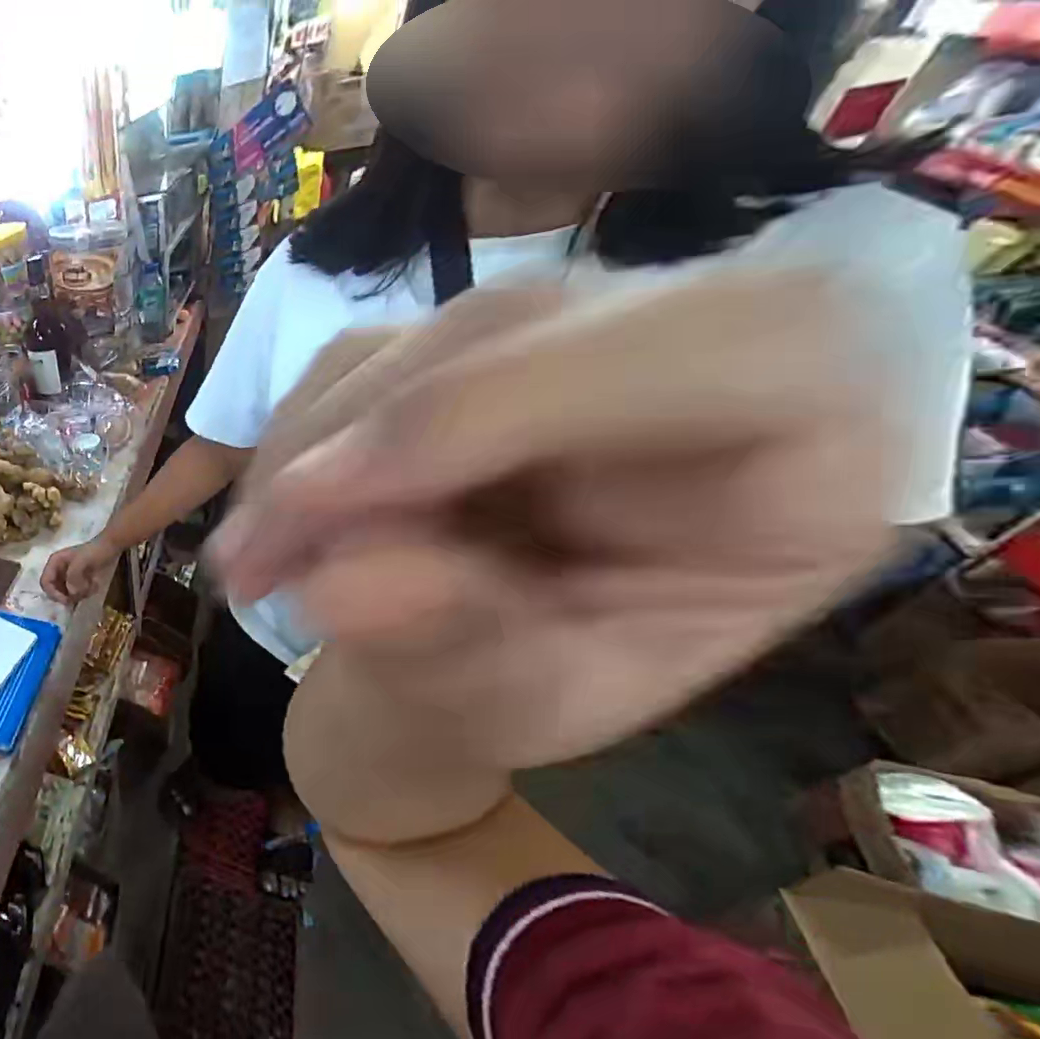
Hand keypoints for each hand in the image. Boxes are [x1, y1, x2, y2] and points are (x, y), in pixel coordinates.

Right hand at [41, 537, 120, 602]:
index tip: (67, 600)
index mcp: (55, 563)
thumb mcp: (82, 561)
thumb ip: (73, 576)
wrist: (110, 548)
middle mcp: (58, 571)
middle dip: (68, 595)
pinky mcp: (78, 582)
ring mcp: (68, 577)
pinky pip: (77, 594)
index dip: (53, 593)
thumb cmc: (95, 552)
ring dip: (79, 594)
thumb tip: (71, 592)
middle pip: (55, 591)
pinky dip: (85, 593)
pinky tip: (95, 585)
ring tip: (91, 587)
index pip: (45, 582)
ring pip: (67, 594)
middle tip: (81, 595)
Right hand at [215, 272, 892, 844]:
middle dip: (356, 442)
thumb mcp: (513, 707)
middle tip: (251, 554)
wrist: (456, 672)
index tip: (324, 503)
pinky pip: (344, 368)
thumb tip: (343, 588)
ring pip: (401, 344)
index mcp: (793, 438)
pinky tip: (268, 528)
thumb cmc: (523, 699)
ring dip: (299, 456)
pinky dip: (286, 449)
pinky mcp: (441, 347)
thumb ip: (453, 649)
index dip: (486, 412)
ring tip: (246, 564)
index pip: (689, 352)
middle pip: (501, 330)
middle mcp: (675, 347)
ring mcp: (540, 334)